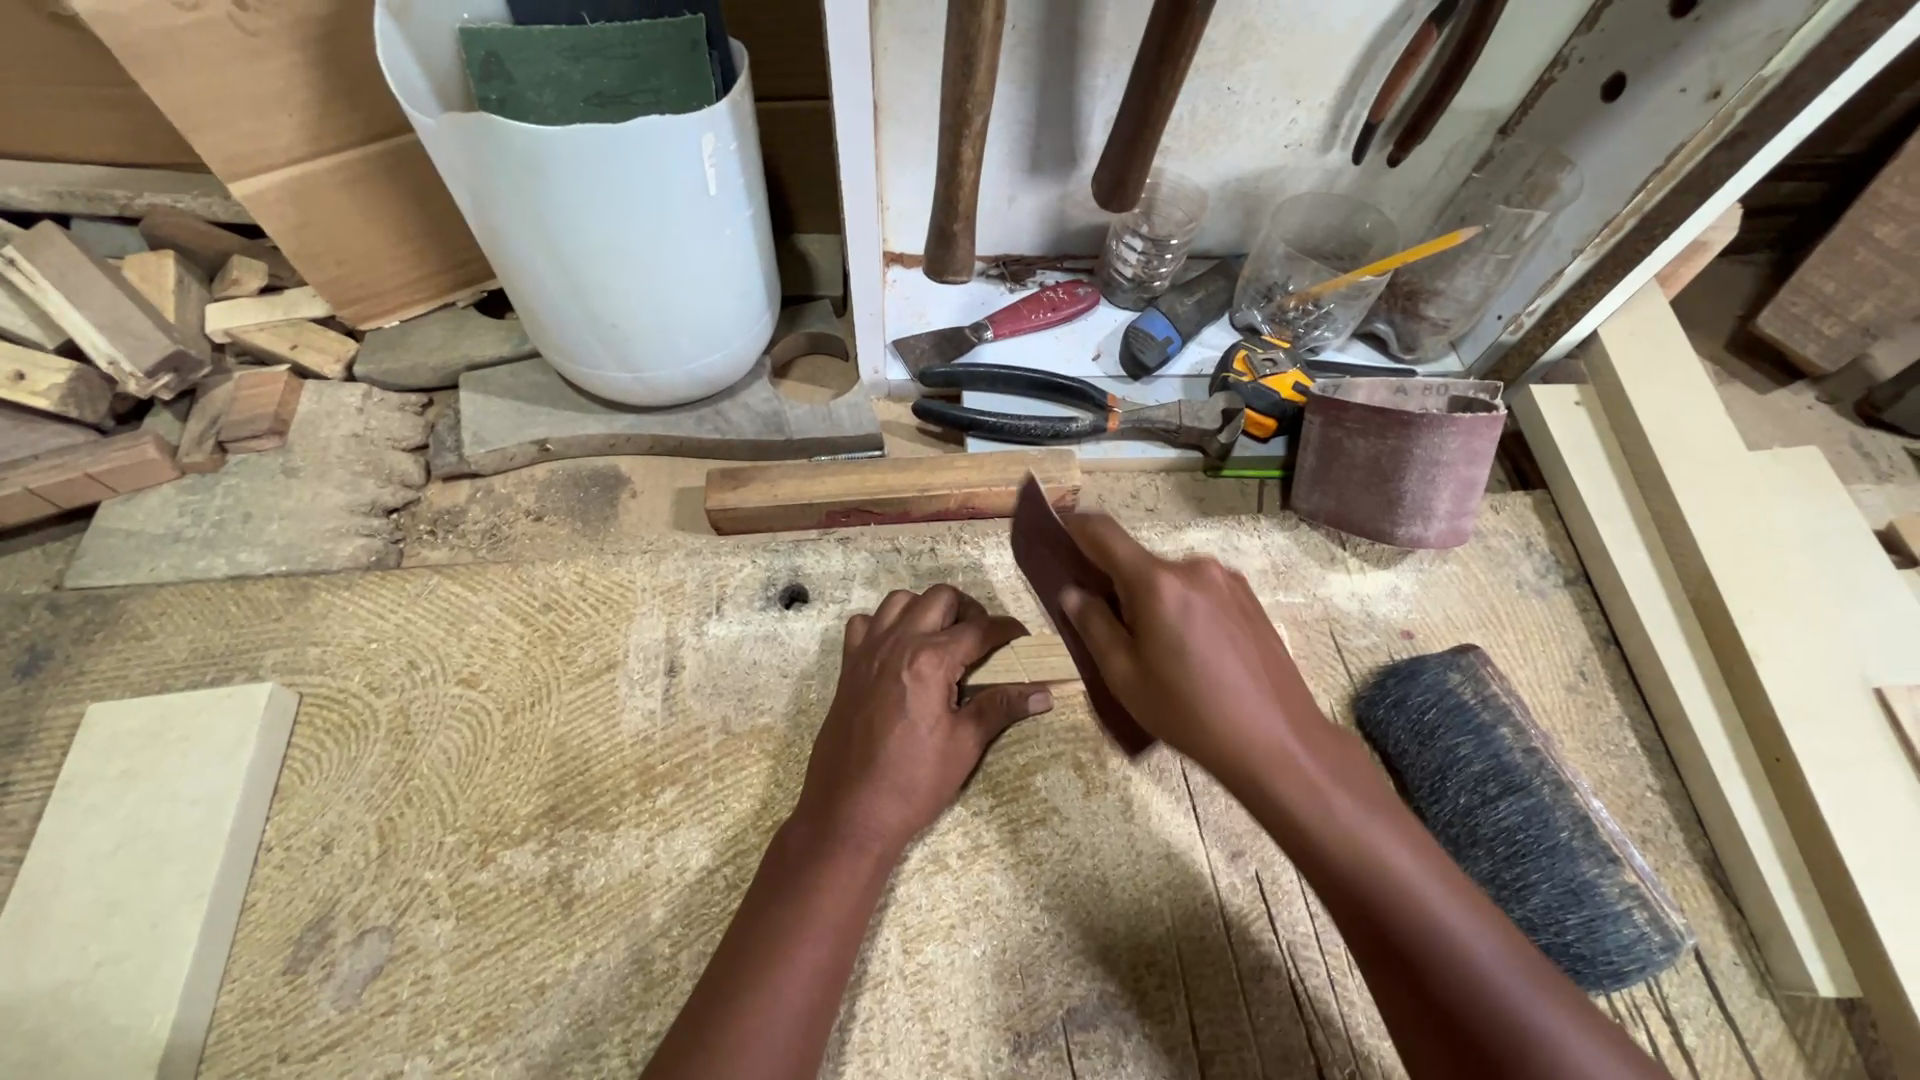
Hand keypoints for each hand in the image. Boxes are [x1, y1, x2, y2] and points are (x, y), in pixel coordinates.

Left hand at [791, 585, 1053, 856]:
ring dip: (926, 610)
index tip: (1023, 639)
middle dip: (968, 610)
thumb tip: (1044, 692)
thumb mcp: (964, 745)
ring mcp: (867, 652)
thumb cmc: (912, 783)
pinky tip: (898, 651)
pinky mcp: (848, 667)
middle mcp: (897, 643)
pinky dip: (884, 625)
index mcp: (930, 660)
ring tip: (942, 640)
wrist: (848, 813)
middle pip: (940, 597)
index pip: (980, 629)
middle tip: (983, 641)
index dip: (1008, 630)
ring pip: (900, 600)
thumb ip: (1002, 707)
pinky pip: (865, 624)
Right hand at [1057, 514, 1331, 782]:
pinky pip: (1198, 591)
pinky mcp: (1248, 598)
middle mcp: (1193, 566)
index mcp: (1156, 582)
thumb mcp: (1124, 676)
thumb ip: (1093, 625)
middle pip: (1137, 562)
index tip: (1056, 538)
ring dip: (1151, 601)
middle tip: (1108, 630)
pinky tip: (1192, 655)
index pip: (1102, 532)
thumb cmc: (1188, 712)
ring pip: (1169, 579)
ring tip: (1156, 653)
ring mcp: (1227, 580)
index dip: (1073, 528)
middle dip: (1115, 585)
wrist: (1277, 739)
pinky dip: (1180, 609)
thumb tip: (1073, 593)